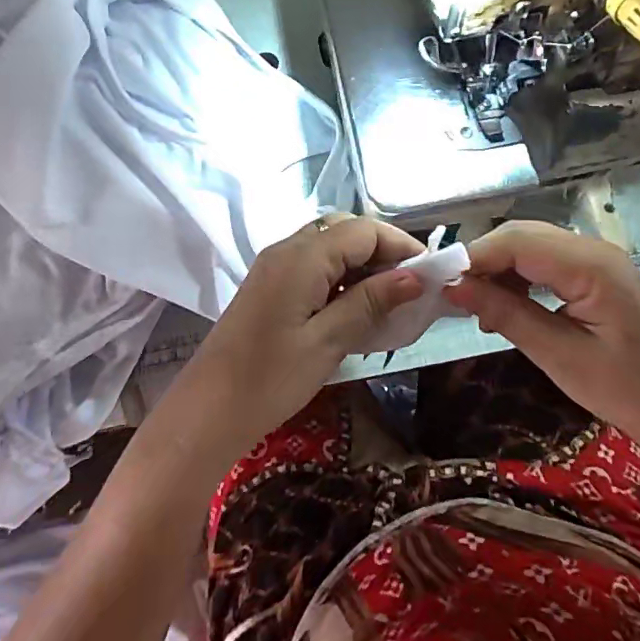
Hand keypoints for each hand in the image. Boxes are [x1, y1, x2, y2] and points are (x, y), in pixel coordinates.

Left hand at [178, 213, 425, 452]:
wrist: (209, 410)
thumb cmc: (271, 378)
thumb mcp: (328, 340)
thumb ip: (370, 302)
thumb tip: (415, 277)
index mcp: (302, 257)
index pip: (363, 230)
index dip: (400, 246)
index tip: (430, 275)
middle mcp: (286, 250)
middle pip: (345, 232)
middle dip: (383, 252)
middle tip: (410, 288)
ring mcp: (274, 267)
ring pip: (329, 248)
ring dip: (362, 265)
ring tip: (390, 301)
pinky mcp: (269, 287)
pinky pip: (313, 267)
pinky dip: (340, 278)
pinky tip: (356, 309)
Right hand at [443, 220, 639, 425]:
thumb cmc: (620, 389)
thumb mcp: (556, 354)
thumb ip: (504, 313)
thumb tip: (452, 286)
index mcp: (594, 266)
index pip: (519, 242)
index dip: (476, 257)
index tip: (441, 283)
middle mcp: (595, 249)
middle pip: (522, 236)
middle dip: (483, 260)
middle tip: (453, 294)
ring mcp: (595, 257)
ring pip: (528, 244)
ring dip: (497, 267)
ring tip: (475, 304)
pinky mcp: (591, 270)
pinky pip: (542, 259)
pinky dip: (515, 275)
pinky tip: (502, 303)